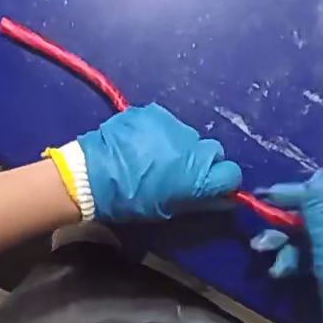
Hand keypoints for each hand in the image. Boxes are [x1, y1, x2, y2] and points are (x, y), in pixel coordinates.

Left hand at [77, 104, 242, 221]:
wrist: (91, 176)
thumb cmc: (129, 202)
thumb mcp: (166, 210)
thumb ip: (198, 202)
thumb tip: (225, 200)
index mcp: (197, 175)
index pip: (231, 175)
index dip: (223, 182)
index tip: (211, 186)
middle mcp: (192, 145)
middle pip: (213, 152)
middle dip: (202, 162)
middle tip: (180, 173)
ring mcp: (172, 125)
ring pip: (189, 136)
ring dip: (180, 146)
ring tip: (155, 158)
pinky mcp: (154, 112)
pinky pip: (166, 124)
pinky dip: (160, 134)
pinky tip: (141, 144)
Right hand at [251, 171, 322, 322]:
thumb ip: (320, 209)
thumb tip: (315, 175)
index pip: (313, 196)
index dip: (287, 195)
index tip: (260, 197)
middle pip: (299, 219)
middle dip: (277, 229)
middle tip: (259, 245)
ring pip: (295, 241)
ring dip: (279, 250)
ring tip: (274, 269)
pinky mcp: (321, 271)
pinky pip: (298, 259)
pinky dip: (286, 265)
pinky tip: (280, 276)